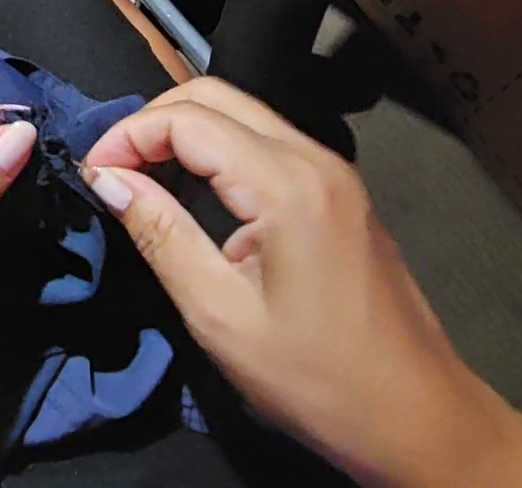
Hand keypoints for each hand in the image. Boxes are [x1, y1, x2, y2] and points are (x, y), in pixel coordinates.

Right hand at [81, 78, 521, 487]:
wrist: (426, 426)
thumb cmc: (318, 379)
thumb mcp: (218, 313)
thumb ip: (158, 232)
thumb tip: (104, 179)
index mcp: (285, 185)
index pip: (185, 120)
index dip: (126, 137)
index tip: (94, 177)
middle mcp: (312, 158)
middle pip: (211, 94)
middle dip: (149, 121)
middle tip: (113, 170)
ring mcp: (330, 169)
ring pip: (236, 109)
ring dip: (179, 129)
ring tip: (140, 175)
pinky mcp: (335, 187)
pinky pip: (259, 136)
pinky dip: (211, 144)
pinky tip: (189, 185)